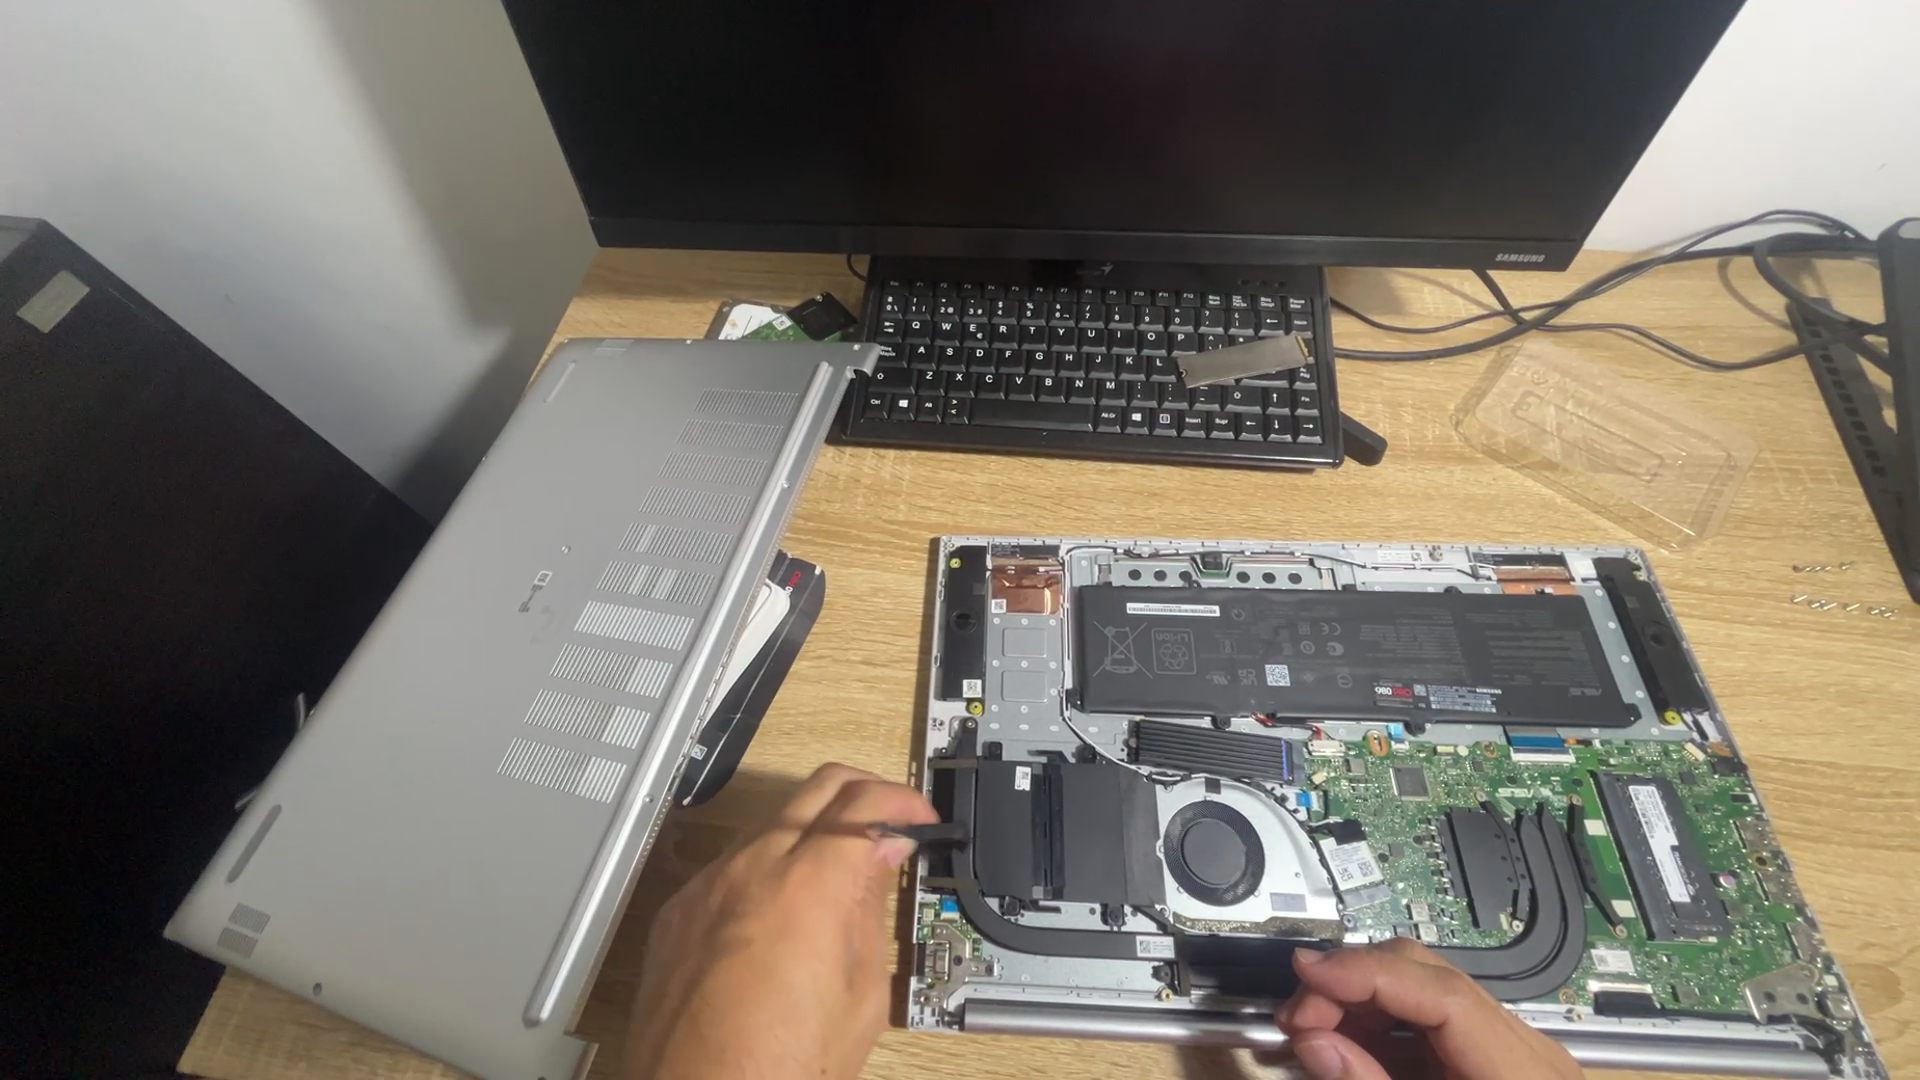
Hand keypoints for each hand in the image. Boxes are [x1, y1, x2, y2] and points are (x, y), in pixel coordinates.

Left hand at [621, 763, 936, 1079]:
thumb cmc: (780, 1072)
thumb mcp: (862, 999)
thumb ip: (871, 909)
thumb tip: (882, 858)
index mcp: (807, 885)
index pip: (865, 801)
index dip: (904, 801)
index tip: (920, 818)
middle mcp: (753, 866)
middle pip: (822, 783)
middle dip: (866, 791)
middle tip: (890, 823)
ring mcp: (709, 883)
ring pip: (776, 817)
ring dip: (816, 825)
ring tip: (840, 870)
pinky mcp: (679, 908)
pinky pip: (734, 861)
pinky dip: (771, 864)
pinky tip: (784, 909)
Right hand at [1275, 939, 1584, 1079]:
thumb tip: (1312, 1040)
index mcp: (1528, 1078)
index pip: (1441, 995)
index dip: (1368, 974)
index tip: (1306, 974)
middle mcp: (1529, 1049)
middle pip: (1424, 974)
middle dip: (1350, 984)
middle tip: (1298, 1019)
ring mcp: (1513, 1047)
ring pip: (1417, 983)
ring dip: (1357, 998)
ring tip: (1312, 1033)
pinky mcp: (1493, 1054)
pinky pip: (1424, 1013)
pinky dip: (1379, 1020)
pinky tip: (1348, 1044)